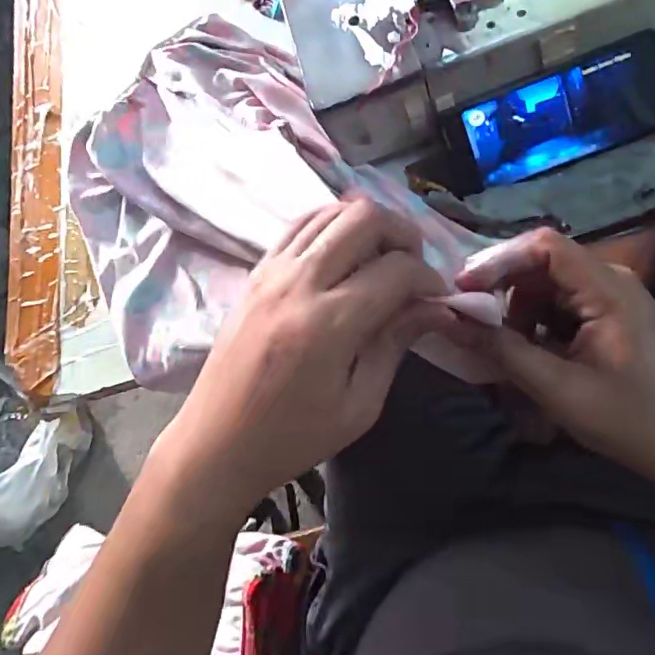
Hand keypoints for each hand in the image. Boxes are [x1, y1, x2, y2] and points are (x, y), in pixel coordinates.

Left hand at [147, 197, 455, 523]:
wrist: (215, 444)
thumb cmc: (292, 437)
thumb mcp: (360, 405)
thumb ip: (397, 344)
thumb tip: (439, 308)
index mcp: (327, 325)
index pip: (397, 270)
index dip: (429, 279)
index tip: (436, 300)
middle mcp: (299, 283)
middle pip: (366, 217)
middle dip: (404, 235)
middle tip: (412, 269)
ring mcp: (272, 270)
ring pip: (334, 210)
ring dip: (370, 225)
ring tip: (381, 259)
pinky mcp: (257, 270)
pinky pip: (302, 223)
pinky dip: (334, 225)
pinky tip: (346, 253)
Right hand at [454, 228, 654, 496]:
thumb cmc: (631, 420)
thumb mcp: (559, 389)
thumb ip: (502, 350)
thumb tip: (450, 320)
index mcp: (607, 287)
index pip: (544, 245)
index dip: (498, 261)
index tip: (463, 291)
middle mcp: (611, 279)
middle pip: (543, 263)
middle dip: (503, 289)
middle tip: (470, 320)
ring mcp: (615, 295)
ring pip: (550, 284)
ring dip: (519, 309)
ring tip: (502, 347)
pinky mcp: (613, 314)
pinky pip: (565, 303)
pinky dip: (539, 321)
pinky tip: (529, 351)